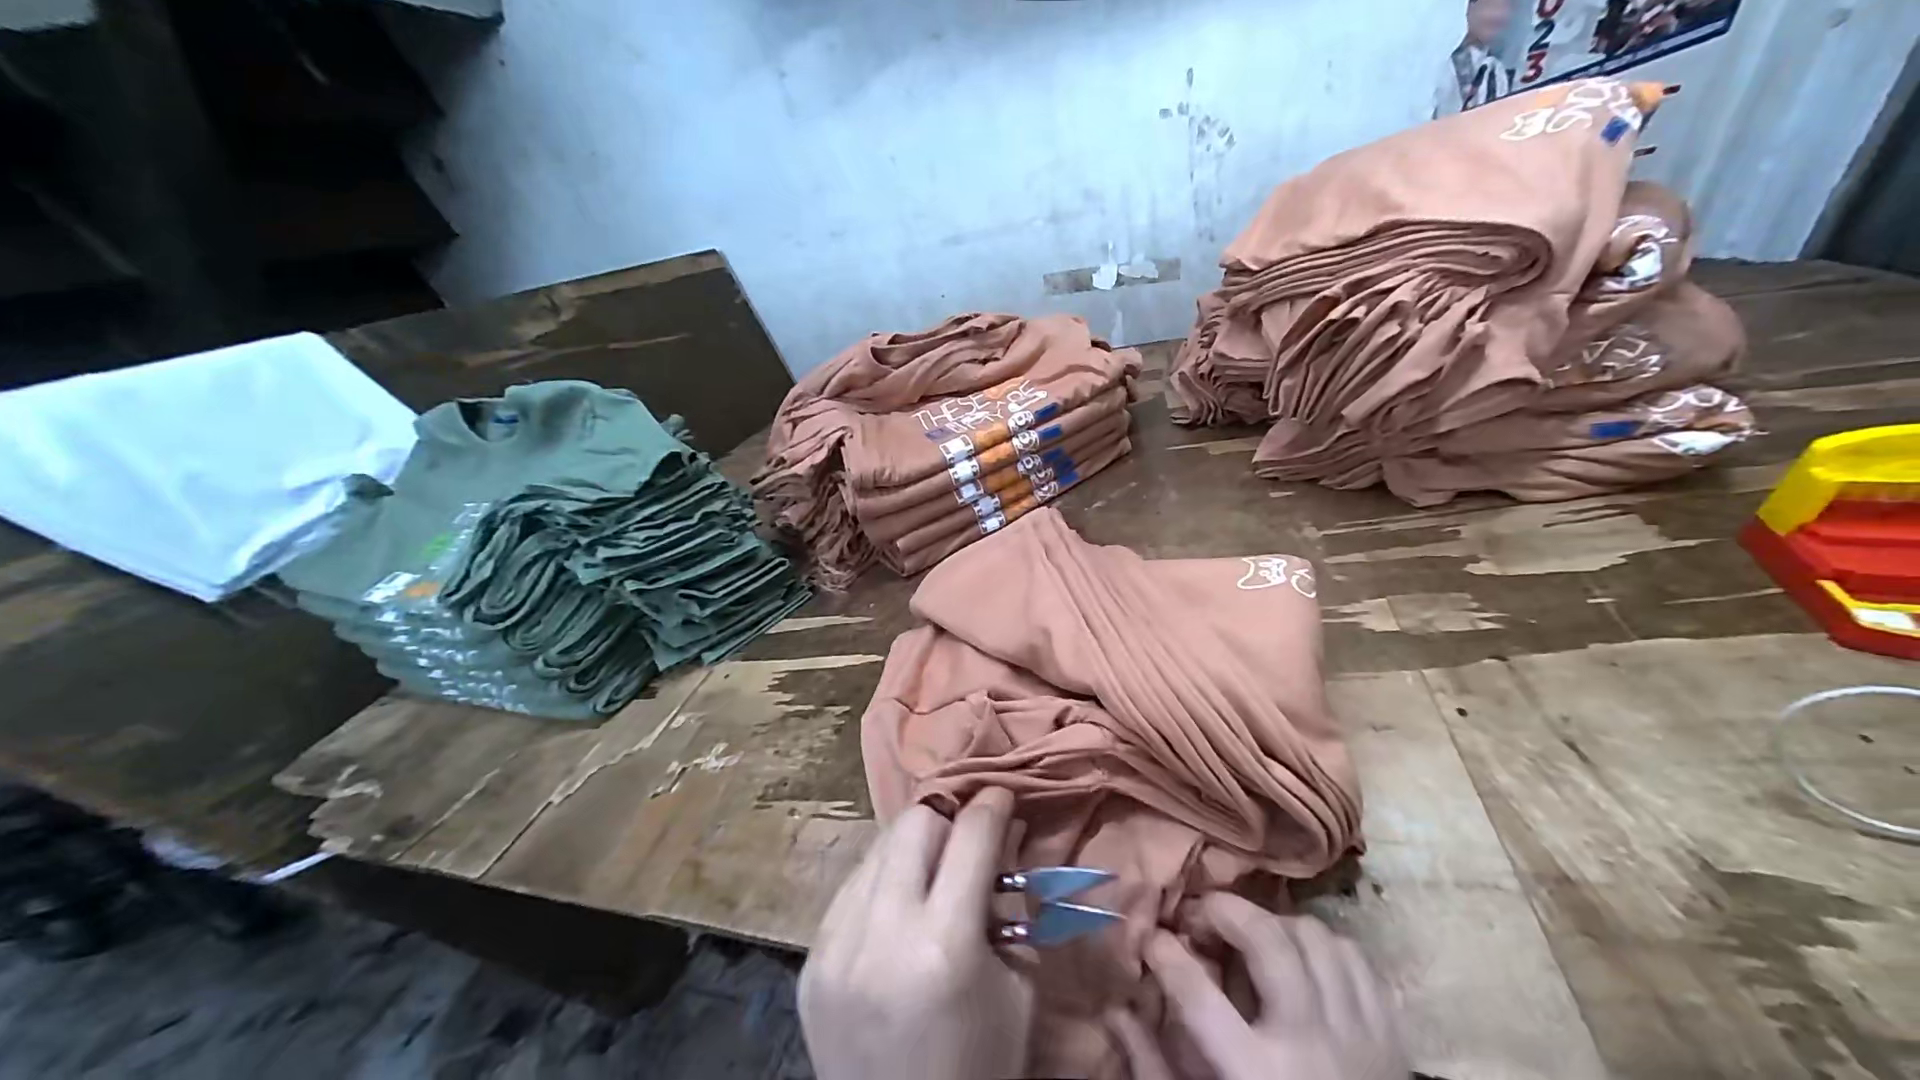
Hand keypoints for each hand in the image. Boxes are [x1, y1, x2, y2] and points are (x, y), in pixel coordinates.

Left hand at [799, 788, 1032, 1079]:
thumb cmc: (980, 1066)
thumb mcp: (1017, 987)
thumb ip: (1010, 902)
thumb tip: (1006, 834)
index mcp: (944, 944)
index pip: (970, 835)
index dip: (992, 804)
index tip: (1002, 796)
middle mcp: (882, 932)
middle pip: (913, 823)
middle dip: (947, 816)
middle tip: (965, 834)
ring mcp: (835, 946)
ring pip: (876, 849)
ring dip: (911, 848)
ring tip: (931, 872)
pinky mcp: (810, 962)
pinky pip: (849, 891)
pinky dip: (880, 885)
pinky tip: (896, 911)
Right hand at [1114, 893, 1406, 1079]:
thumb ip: (1153, 1066)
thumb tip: (1114, 1010)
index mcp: (1255, 1074)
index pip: (1198, 995)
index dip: (1164, 953)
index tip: (1150, 938)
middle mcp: (1310, 1046)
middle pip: (1267, 942)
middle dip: (1222, 911)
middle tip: (1197, 917)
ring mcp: (1358, 1036)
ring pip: (1314, 938)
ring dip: (1272, 923)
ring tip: (1248, 935)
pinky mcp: (1390, 1036)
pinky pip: (1356, 959)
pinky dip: (1321, 943)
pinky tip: (1297, 955)